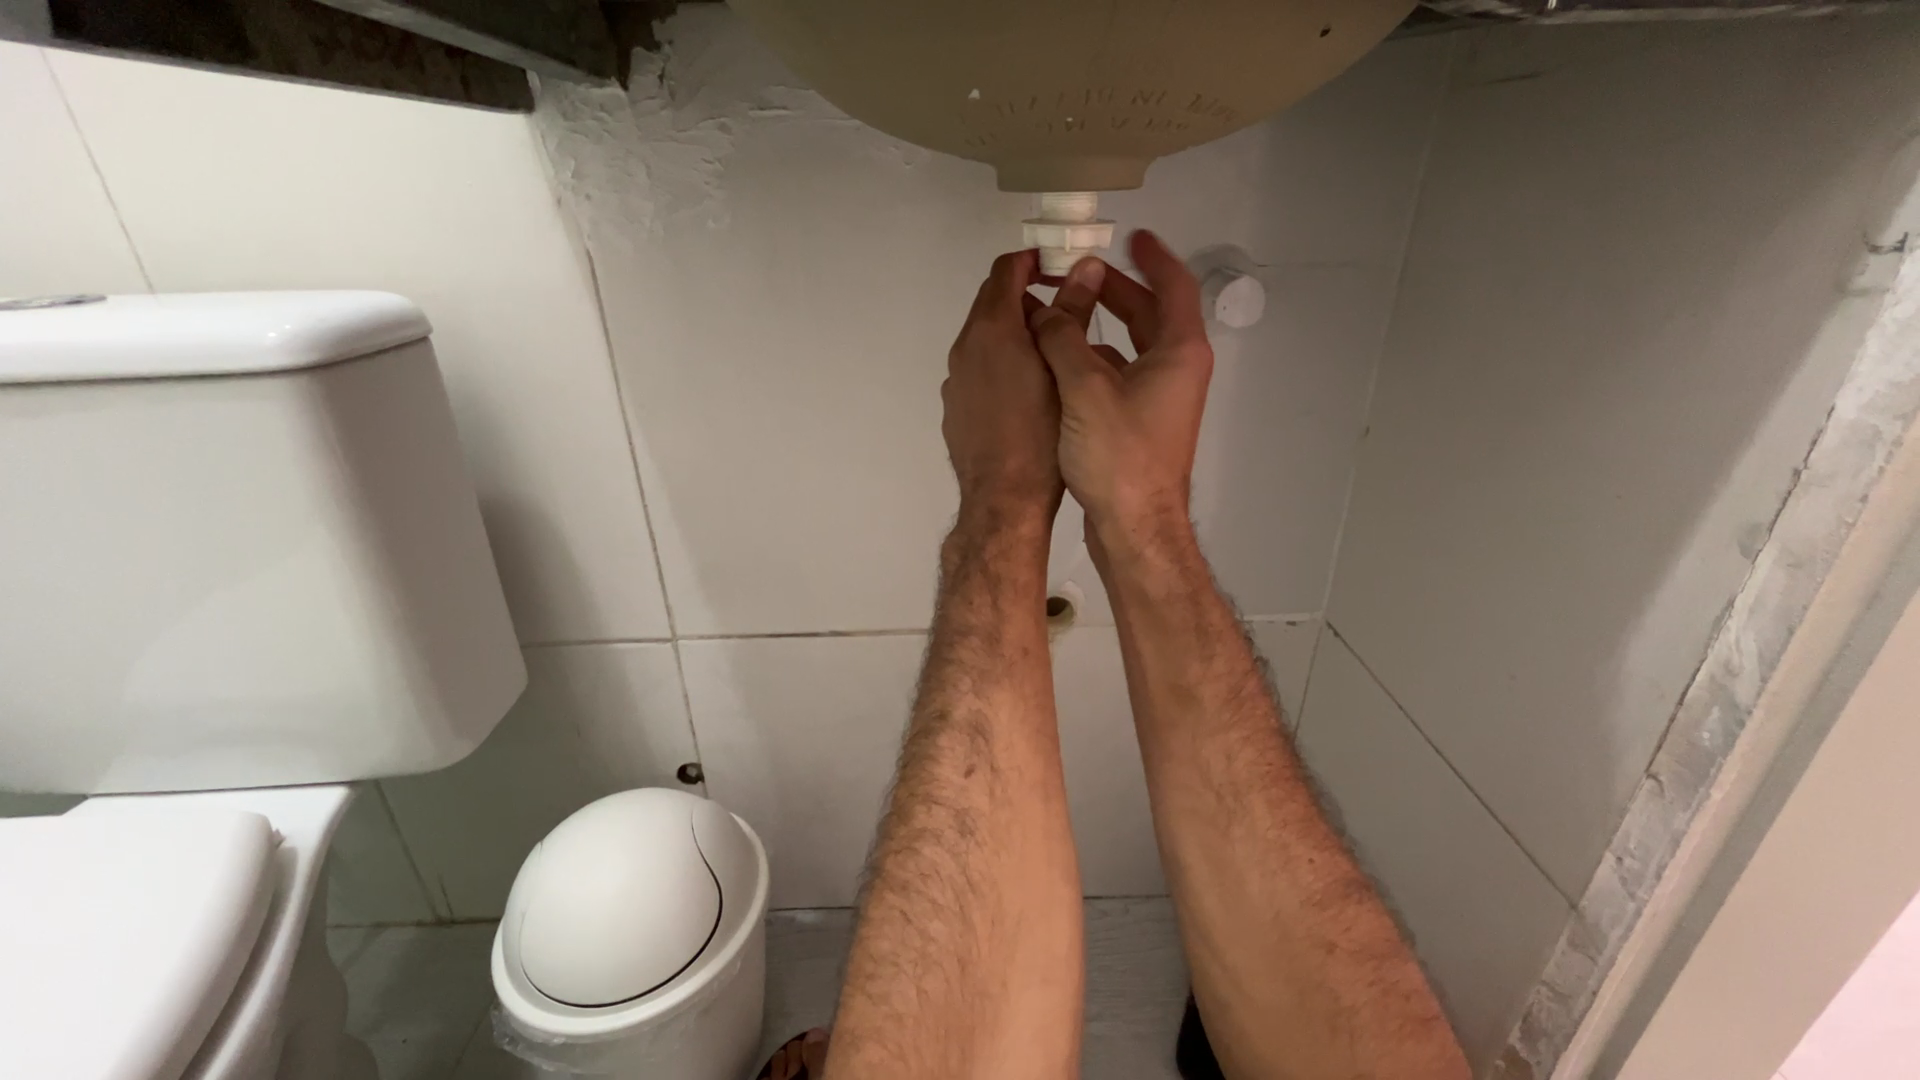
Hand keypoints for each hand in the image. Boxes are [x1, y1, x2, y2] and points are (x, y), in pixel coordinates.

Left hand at [942, 249, 1064, 518]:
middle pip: (991, 305)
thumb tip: (1085, 268)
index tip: (1058, 268)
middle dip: (1026, 301)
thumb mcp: (1066, 369)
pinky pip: (976, 373)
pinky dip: (998, 367)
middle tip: (1064, 318)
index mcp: (991, 330)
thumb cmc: (1043, 434)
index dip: (1032, 262)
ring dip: (1012, 336)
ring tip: (1049, 361)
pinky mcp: (954, 408)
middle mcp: (965, 348)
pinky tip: (1023, 398)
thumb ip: (1072, 314)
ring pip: (983, 341)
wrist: (1004, 499)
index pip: (1004, 272)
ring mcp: (955, 381)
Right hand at [1027, 230, 1213, 549]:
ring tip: (1056, 313)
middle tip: (1073, 272)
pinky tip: (1059, 363)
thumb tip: (1047, 306)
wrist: (1135, 527)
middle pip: (1148, 314)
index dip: (1151, 257)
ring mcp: (1160, 399)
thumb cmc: (1119, 456)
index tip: (1131, 235)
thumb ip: (1063, 340)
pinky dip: (1092, 361)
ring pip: (1129, 347)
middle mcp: (1177, 369)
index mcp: (1179, 351)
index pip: (1173, 286)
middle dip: (1111, 290)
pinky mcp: (1140, 423)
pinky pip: (1118, 376)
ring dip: (1096, 328)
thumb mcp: (1085, 389)